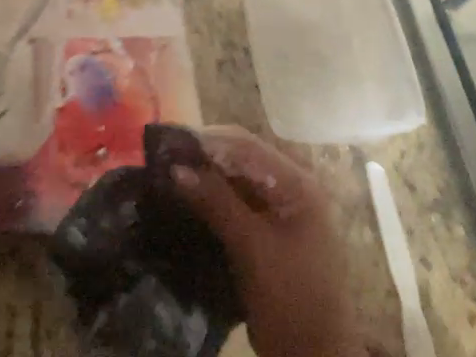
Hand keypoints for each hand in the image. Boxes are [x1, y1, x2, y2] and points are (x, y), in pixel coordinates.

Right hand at [170, 126, 358, 356]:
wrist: (314, 356)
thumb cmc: (291, 298)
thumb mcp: (252, 247)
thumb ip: (216, 202)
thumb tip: (175, 167)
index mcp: (298, 184)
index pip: (246, 146)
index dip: (206, 141)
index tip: (166, 144)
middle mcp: (291, 188)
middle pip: (240, 158)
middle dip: (202, 157)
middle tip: (161, 161)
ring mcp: (279, 210)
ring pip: (235, 180)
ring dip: (204, 178)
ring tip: (165, 177)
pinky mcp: (267, 232)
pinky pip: (235, 203)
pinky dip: (211, 199)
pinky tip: (183, 202)